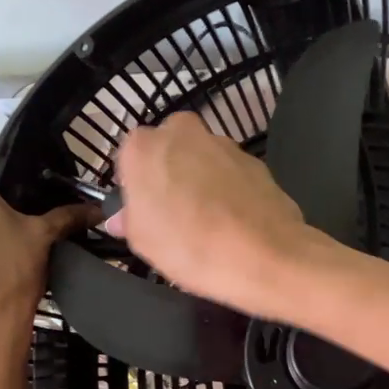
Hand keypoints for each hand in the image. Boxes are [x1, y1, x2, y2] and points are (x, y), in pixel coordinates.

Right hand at [110, 113, 314, 314]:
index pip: (128, 160)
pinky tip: (234, 224)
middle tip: (174, 219)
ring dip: (201, 185)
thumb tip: (122, 218)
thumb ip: (129, 220)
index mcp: (144, 146)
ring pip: (201, 162)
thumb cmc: (191, 247)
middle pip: (167, 154)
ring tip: (208, 226)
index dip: (136, 189)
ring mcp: (223, 143)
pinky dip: (229, 193)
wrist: (267, 256)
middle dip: (169, 179)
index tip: (145, 214)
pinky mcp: (255, 161)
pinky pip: (230, 176)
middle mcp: (183, 131)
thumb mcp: (144, 242)